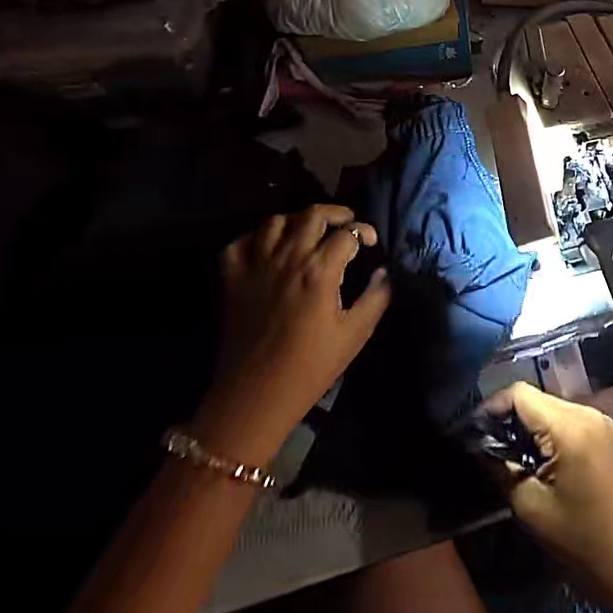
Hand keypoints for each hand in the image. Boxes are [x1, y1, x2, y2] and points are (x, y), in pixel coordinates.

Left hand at [197, 205, 391, 454]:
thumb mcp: (355, 335)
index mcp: (319, 271)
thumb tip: (382, 272)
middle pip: (312, 215)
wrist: (254, 397)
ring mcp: (255, 266)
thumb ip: (376, 297)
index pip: (348, 233)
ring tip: (308, 233)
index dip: (364, 232)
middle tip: (346, 224)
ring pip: (275, 221)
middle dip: (335, 214)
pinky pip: (239, 243)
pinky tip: (269, 249)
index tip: (371, 243)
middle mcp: (287, 259)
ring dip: (296, 221)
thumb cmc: (310, 368)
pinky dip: (256, 238)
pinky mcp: (231, 280)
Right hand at [482, 383, 612, 572]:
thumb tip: (479, 447)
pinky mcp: (608, 434)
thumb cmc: (579, 538)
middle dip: (510, 417)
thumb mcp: (530, 506)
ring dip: (531, 424)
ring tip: (511, 453)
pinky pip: (571, 419)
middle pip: (538, 398)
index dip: (493, 406)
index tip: (474, 429)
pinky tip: (540, 457)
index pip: (521, 393)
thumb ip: (501, 468)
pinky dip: (551, 431)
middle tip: (489, 444)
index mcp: (570, 427)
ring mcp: (602, 422)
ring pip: (554, 407)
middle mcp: (589, 414)